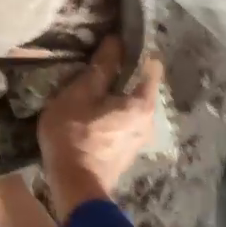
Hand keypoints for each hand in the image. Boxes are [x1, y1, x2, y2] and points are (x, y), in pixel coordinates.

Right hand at [37, 36, 162, 217]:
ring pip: (130, 104)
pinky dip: (111, 109)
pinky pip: (123, 119)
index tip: (115, 40)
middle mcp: (149, 121)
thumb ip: (100, 68)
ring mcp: (139, 138)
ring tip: (91, 83)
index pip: (151, 64)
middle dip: (122, 71)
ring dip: (115, 93)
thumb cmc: (74, 134)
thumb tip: (116, 41)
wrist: (75, 186)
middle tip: (97, 60)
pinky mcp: (126, 150)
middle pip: (141, 86)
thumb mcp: (80, 94)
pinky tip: (91, 108)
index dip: (135, 48)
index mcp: (142, 103)